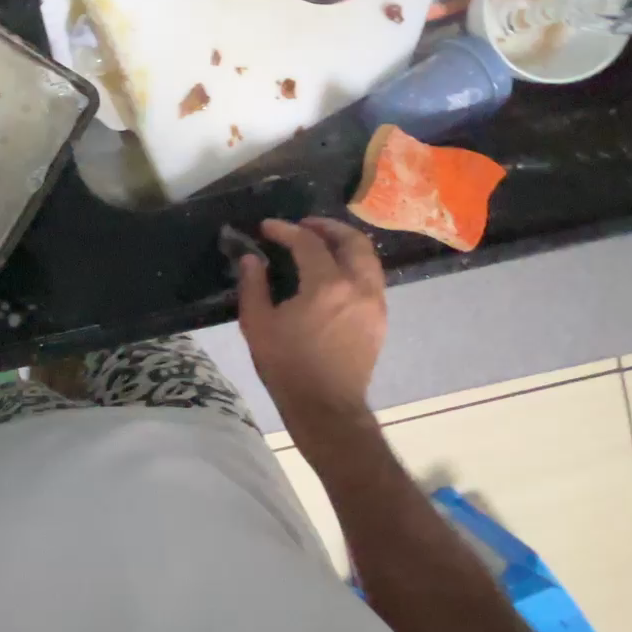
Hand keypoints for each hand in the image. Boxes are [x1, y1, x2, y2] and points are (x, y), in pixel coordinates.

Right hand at [237, 218, 386, 439]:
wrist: (326, 407)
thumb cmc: (286, 366)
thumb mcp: (257, 324)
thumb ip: (253, 285)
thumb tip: (251, 259)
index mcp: (326, 285)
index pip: (308, 242)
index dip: (286, 230)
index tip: (267, 228)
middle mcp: (358, 286)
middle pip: (352, 241)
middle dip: (327, 227)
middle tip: (304, 225)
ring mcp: (374, 302)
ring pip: (368, 258)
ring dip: (345, 244)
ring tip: (322, 245)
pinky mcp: (380, 318)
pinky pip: (371, 278)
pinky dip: (354, 265)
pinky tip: (335, 274)